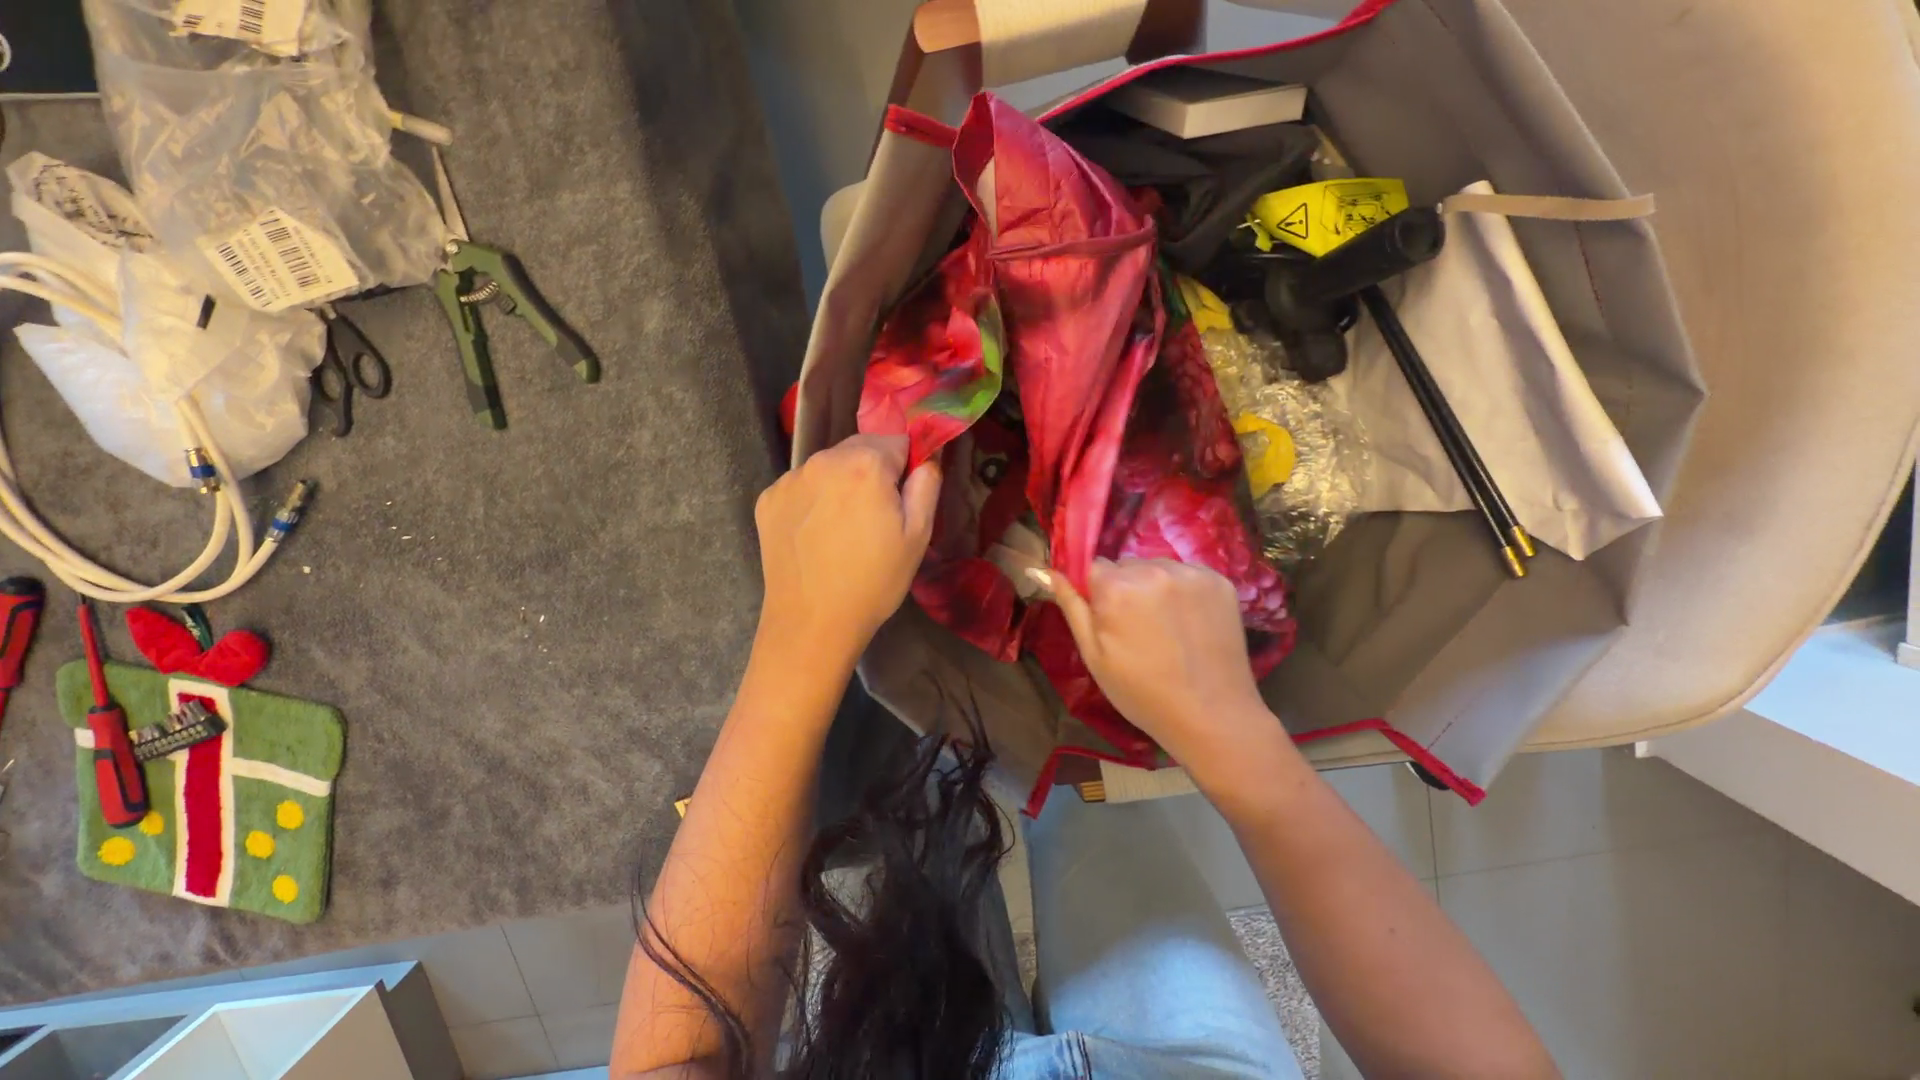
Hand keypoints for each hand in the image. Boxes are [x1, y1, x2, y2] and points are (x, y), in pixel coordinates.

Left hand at [755, 434, 939, 665]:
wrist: (812, 623)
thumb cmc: (873, 582)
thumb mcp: (917, 536)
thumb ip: (926, 485)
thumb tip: (925, 458)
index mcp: (865, 464)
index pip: (896, 440)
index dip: (905, 467)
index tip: (902, 499)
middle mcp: (823, 460)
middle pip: (859, 449)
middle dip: (871, 473)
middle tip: (874, 518)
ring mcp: (790, 479)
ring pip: (828, 467)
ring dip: (840, 485)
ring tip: (843, 530)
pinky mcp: (768, 500)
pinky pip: (801, 487)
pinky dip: (812, 501)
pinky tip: (817, 535)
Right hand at [1046, 558, 1278, 776]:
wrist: (1211, 715)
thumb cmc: (1142, 693)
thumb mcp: (1095, 656)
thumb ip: (1072, 606)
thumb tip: (1047, 571)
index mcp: (1117, 588)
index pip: (1092, 567)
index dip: (1095, 592)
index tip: (1106, 619)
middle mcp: (1154, 569)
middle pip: (1127, 566)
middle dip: (1125, 589)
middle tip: (1136, 630)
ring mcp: (1191, 573)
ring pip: (1158, 568)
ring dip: (1155, 588)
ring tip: (1166, 629)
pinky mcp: (1220, 581)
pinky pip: (1188, 575)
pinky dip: (1184, 592)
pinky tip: (1189, 624)